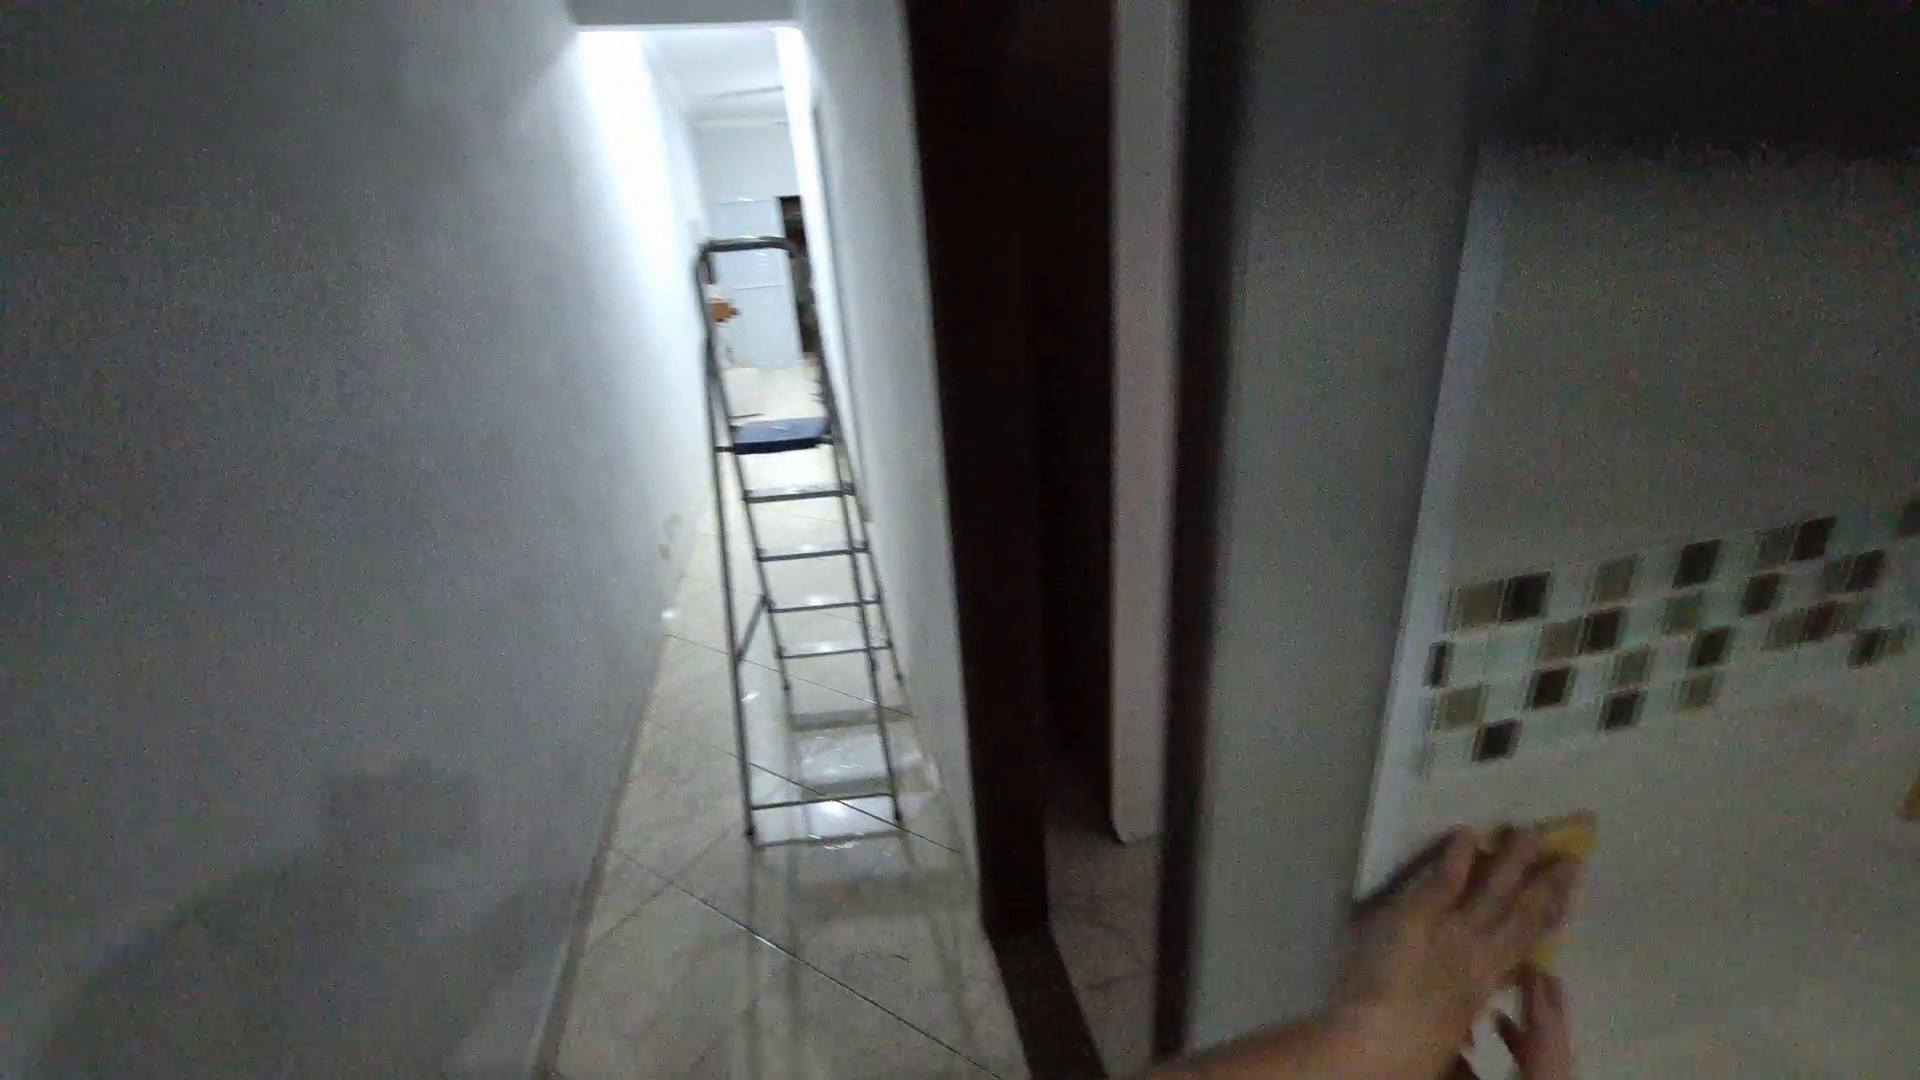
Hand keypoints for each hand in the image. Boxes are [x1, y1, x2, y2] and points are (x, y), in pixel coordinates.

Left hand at [1329, 828, 1580, 1078]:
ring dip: (1512, 861)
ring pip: (1491, 892)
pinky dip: (1454, 857)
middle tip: (1569, 855)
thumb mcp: (1449, 1033)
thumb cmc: (1409, 1050)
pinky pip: (1442, 883)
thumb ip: (1466, 1015)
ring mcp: (1449, 935)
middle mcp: (1478, 956)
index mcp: (1486, 982)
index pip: (1525, 941)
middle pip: (1521, 913)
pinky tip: (1466, 834)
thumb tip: (1479, 1024)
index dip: (1549, 916)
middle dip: (1547, 883)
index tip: (1565, 893)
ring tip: (1529, 832)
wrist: (1375, 1048)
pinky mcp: (1415, 920)